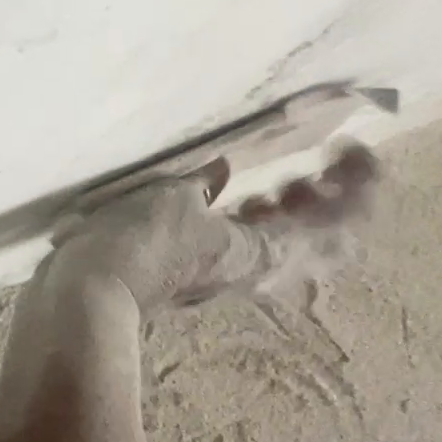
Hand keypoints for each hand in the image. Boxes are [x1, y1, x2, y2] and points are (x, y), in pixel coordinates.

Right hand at [47, 143, 378, 311]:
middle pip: (326, 242)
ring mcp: (226, 278)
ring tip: (260, 193)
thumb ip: (202, 182)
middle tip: (304, 177)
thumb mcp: (171, 197)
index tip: (341, 148)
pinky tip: (218, 211)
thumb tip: (219, 171)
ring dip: (284, 217)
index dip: (356, 179)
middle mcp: (259, 271)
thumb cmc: (137, 242)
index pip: (346, 217)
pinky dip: (249, 228)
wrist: (85, 292)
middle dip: (325, 205)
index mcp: (271, 250)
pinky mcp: (195, 280)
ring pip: (284, 248)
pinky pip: (246, 251)